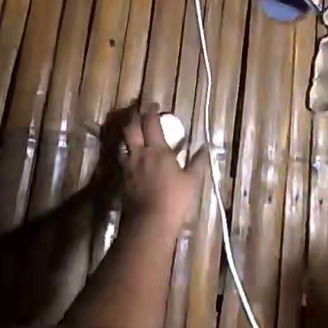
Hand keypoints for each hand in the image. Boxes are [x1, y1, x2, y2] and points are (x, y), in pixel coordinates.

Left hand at [118, 106, 207, 232]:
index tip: (153, 104)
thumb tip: (206, 147)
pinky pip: (121, 158)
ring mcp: (128, 166)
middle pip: (131, 128)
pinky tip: (129, 155)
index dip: (151, 110)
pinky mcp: (122, 178)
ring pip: (122, 142)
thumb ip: (198, 161)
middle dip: (134, 116)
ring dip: (127, 134)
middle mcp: (139, 153)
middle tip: (139, 111)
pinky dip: (125, 151)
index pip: (151, 123)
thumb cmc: (174, 199)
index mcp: (157, 150)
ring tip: (132, 131)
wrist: (149, 223)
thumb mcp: (192, 180)